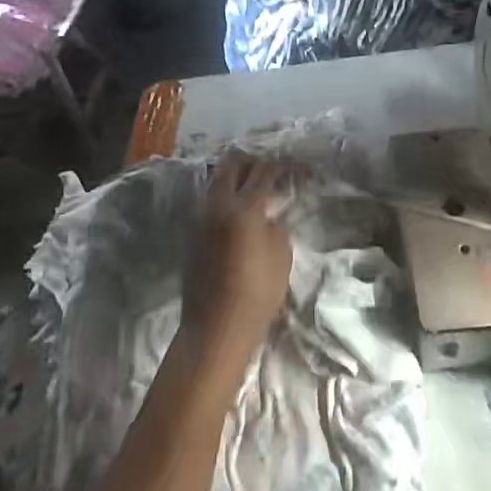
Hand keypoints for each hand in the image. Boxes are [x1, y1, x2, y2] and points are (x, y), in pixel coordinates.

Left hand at [183, 156, 293, 369]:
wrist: (215, 327)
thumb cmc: (257, 294)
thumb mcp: (281, 256)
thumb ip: (274, 226)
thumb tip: (265, 215)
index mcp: (244, 208)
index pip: (265, 171)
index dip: (284, 166)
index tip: (299, 169)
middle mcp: (217, 205)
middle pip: (232, 165)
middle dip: (254, 162)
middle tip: (272, 171)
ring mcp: (199, 217)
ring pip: (215, 180)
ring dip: (235, 176)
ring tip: (254, 186)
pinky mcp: (191, 232)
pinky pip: (208, 200)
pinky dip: (224, 195)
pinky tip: (238, 209)